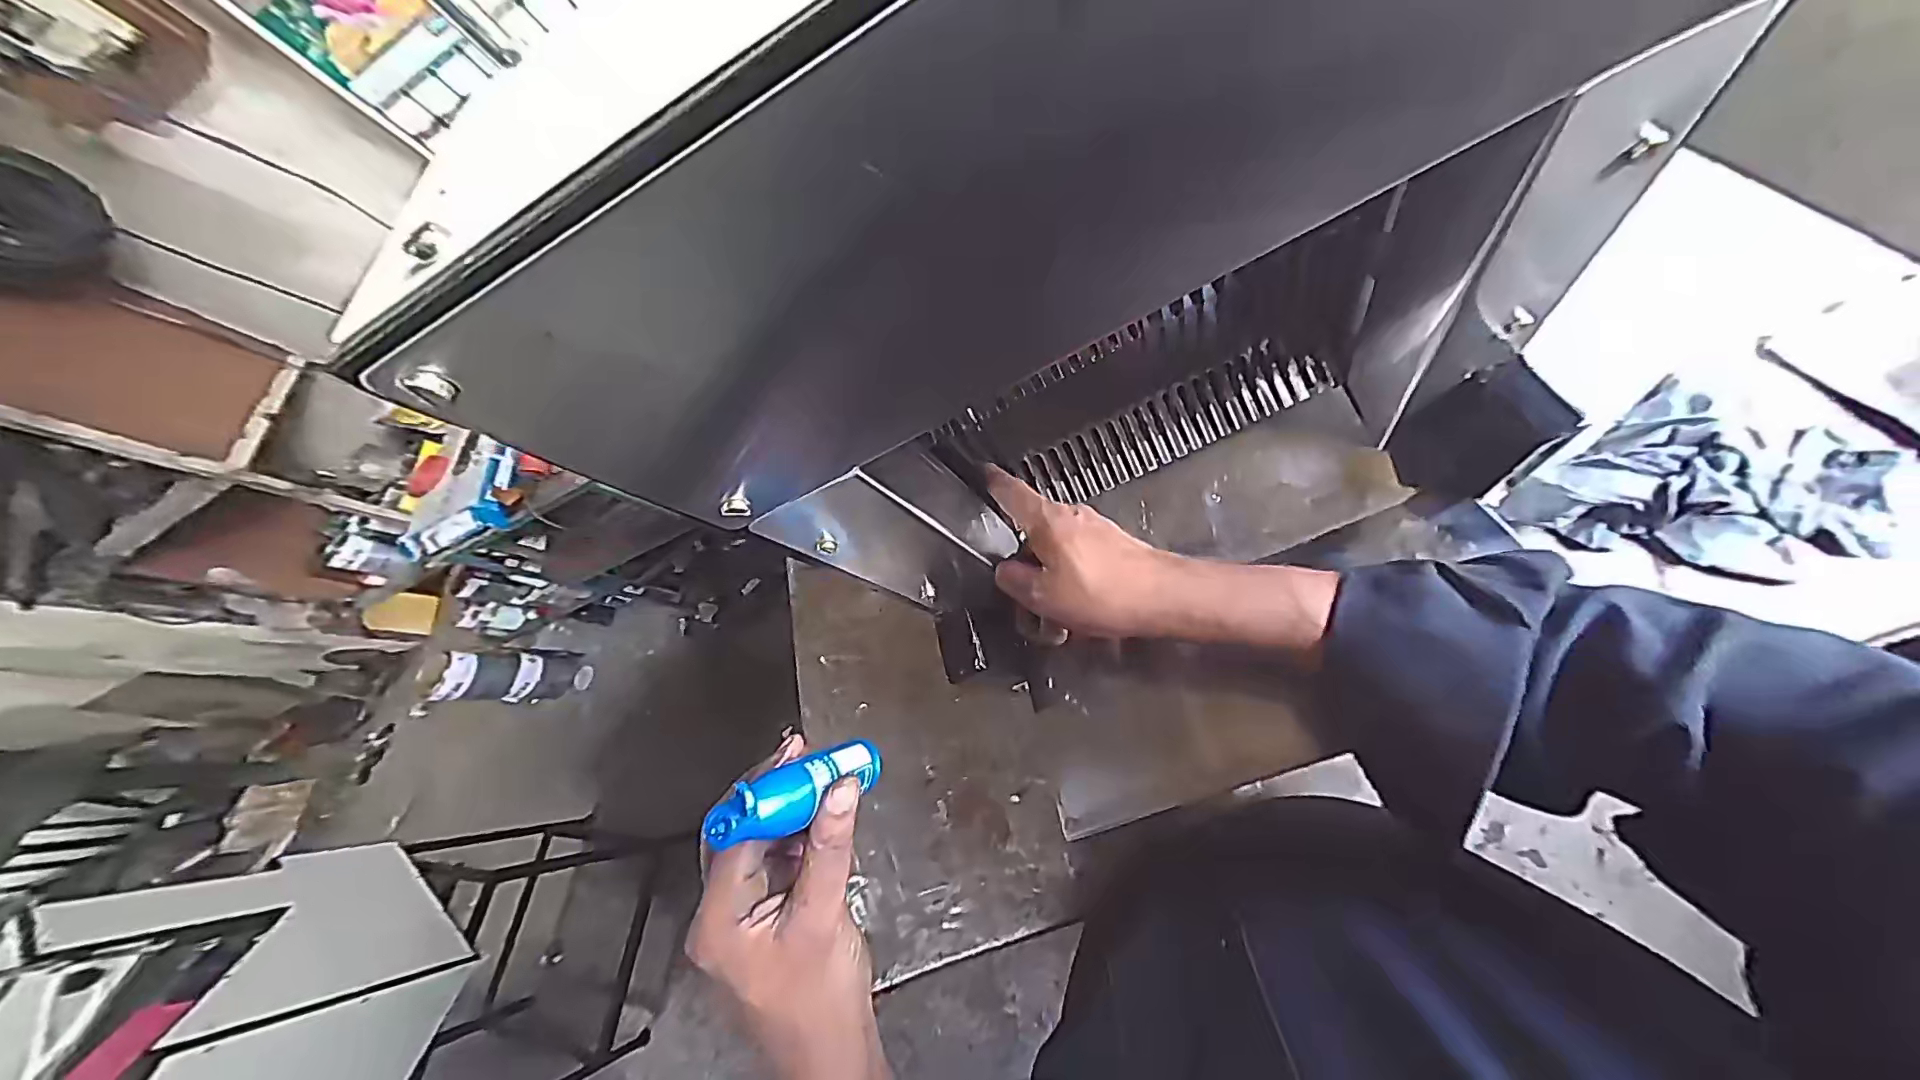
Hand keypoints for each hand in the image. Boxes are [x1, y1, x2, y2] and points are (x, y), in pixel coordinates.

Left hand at [686, 734, 888, 1079]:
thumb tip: (839, 788)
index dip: (770, 790)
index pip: (738, 834)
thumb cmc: (821, 1002)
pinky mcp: (757, 912)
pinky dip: (793, 834)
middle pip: (737, 831)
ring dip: (786, 809)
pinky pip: (770, 858)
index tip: (801, 756)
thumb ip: (829, 847)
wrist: (831, 1054)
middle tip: (806, 756)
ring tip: (817, 778)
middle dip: (773, 791)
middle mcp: (716, 913)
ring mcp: (735, 913)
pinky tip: (816, 817)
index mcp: (717, 919)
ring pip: (754, 841)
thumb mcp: (825, 915)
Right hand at [984, 464, 1184, 638]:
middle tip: (1024, 594)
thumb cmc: (1105, 592)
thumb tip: (1006, 573)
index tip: (985, 473)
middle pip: (1034, 531)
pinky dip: (1074, 581)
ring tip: (1058, 614)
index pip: (1013, 492)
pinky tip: (1082, 609)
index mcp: (1047, 521)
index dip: (994, 482)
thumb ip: (1015, 581)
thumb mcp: (1043, 596)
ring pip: (1058, 549)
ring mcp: (1094, 529)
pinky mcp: (1112, 546)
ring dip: (1052, 578)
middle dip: (1026, 562)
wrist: (1163, 597)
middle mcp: (1071, 516)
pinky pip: (1080, 559)